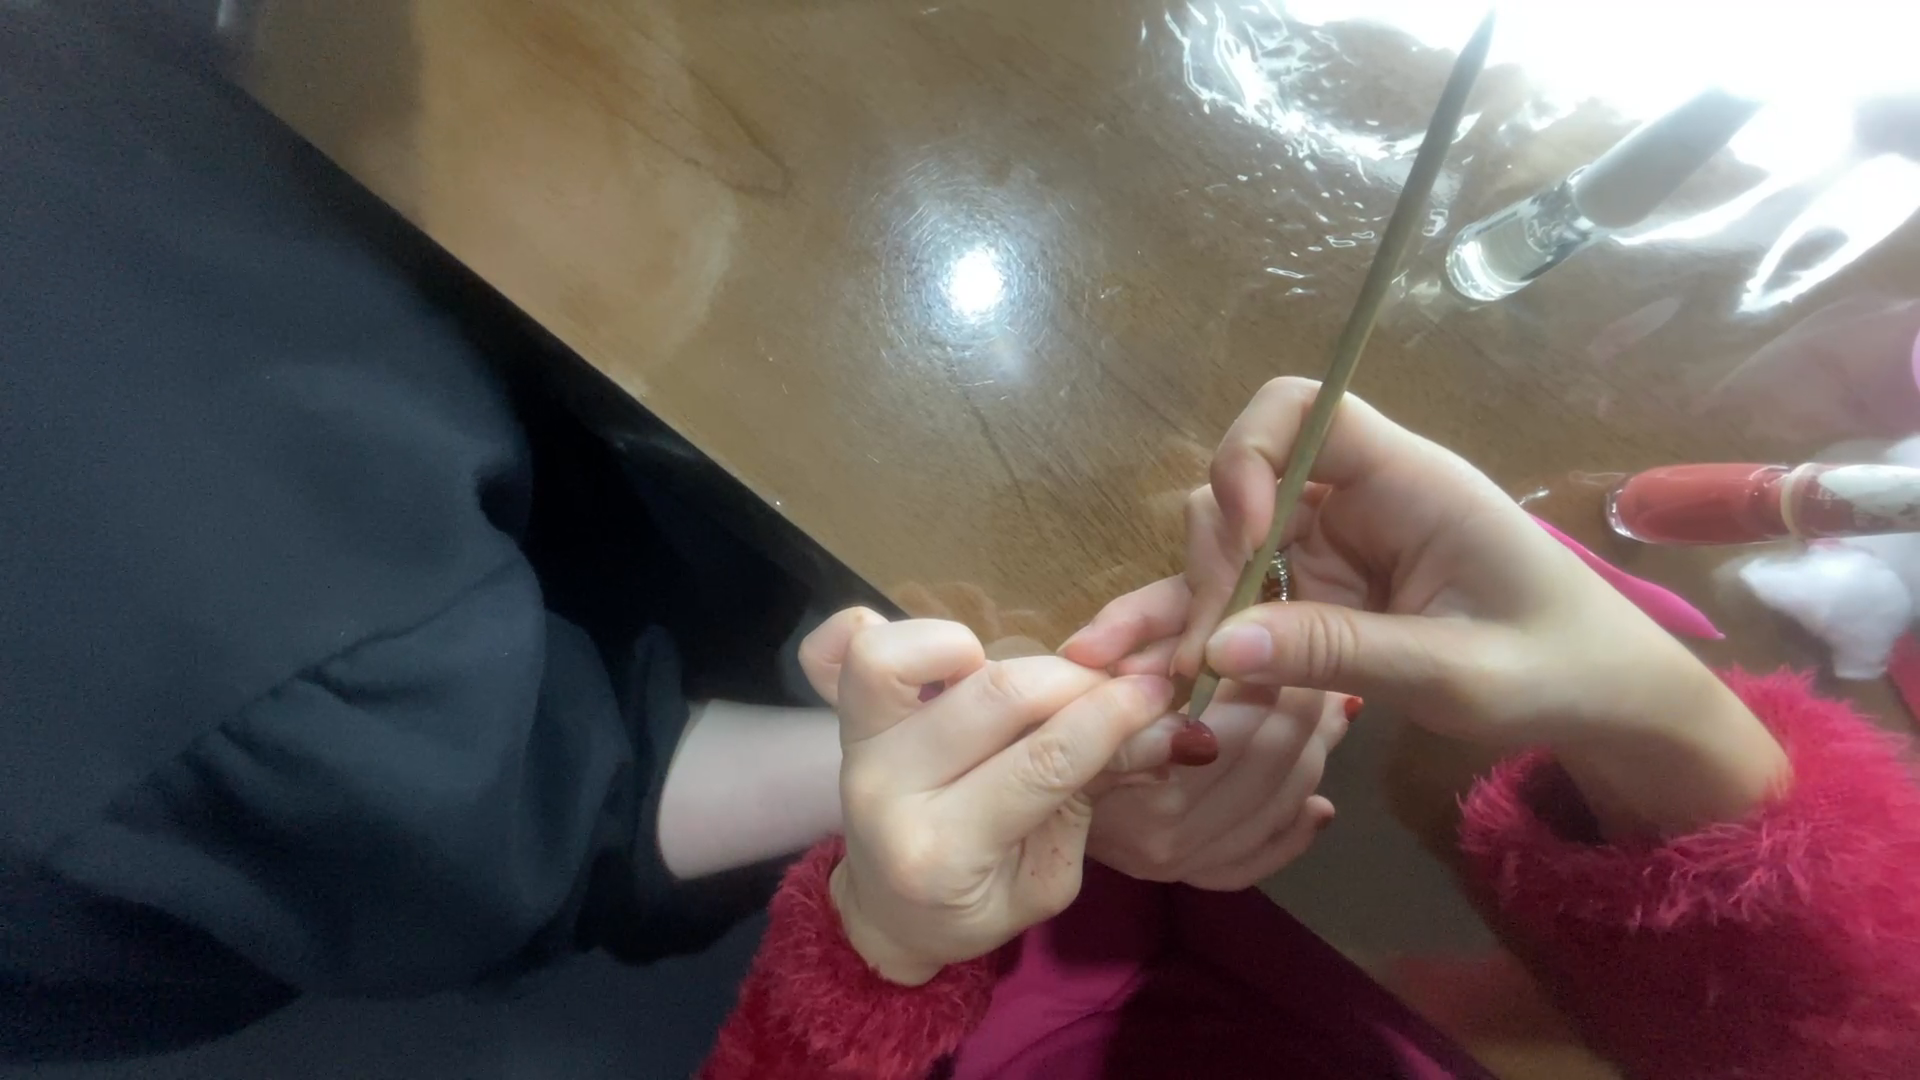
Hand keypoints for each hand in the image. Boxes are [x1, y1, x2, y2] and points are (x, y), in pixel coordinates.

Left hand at [797, 607, 1172, 983]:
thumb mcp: (1047, 879)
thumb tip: (1162, 726)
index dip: (1110, 716)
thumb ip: (1091, 797)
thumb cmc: (972, 905)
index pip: (1041, 763)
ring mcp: (853, 745)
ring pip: (899, 658)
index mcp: (942, 853)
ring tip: (1012, 677)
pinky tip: (944, 653)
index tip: (1156, 692)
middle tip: (1108, 684)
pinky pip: (833, 650)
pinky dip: (892, 631)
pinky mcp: (839, 717)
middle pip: (991, 698)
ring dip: (977, 650)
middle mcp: (886, 790)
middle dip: (1070, 679)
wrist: (886, 910)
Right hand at [1063, 577, 1342, 890]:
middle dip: (1307, 705)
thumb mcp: (1088, 658)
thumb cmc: (1037, 713)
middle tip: (1320, 665)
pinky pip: (1264, 855)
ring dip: (1316, 750)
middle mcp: (1163, 834)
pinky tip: (1317, 802)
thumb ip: (1138, 632)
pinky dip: (1297, 827)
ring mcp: (1180, 862)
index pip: (1237, 718)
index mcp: (1137, 774)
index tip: (1283, 640)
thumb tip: (1229, 628)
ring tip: (1327, 708)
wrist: (998, 796)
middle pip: (1275, 758)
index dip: (1271, 674)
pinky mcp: (1191, 878)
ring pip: (1284, 798)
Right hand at [1090, 378, 1788, 835]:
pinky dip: (1213, 623)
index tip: (1251, 541)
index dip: (1250, 454)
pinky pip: (1243, 587)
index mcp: (1404, 481)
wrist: (1603, 705)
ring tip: (1188, 672)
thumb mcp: (1455, 674)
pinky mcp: (1314, 583)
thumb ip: (1337, 652)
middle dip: (1214, 559)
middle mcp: (1352, 498)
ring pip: (1227, 536)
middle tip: (1205, 652)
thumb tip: (1216, 648)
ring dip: (1200, 596)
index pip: (1300, 408)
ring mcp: (1327, 541)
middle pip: (1241, 482)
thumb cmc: (1560, 670)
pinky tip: (1196, 669)